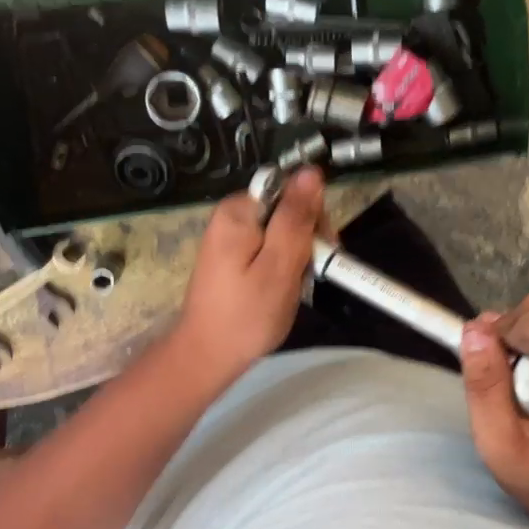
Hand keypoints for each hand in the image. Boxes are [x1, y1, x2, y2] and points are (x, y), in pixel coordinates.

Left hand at [167, 167, 325, 379]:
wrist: (208, 357)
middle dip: (306, 238)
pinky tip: (284, 289)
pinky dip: (283, 266)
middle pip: (287, 208)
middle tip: (310, 274)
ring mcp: (230, 237)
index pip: (290, 189)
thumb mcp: (280, 265)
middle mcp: (231, 216)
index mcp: (239, 211)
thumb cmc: (246, 315)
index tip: (320, 248)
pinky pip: (269, 248)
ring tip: (296, 287)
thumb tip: (311, 171)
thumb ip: (296, 217)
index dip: (312, 215)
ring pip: (282, 231)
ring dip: (298, 256)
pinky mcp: (233, 257)